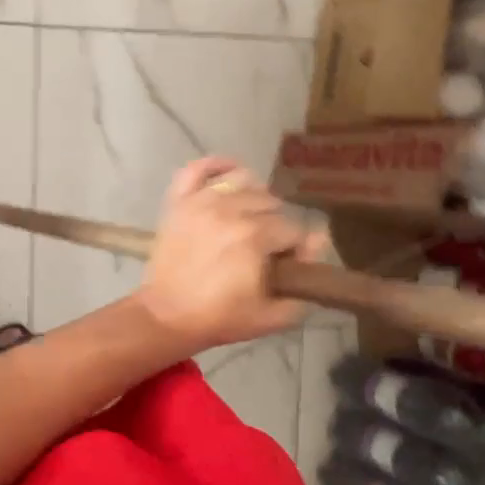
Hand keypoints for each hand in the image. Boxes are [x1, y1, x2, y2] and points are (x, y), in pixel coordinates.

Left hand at [136, 157, 328, 352]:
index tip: (287, 266)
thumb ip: (304, 285)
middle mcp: (228, 211)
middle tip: (265, 250)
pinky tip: (229, 176)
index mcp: (254, 236)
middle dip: (276, 226)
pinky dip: (215, 166)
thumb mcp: (272, 315)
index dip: (297, 250)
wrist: (167, 316)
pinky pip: (196, 169)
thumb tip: (318, 242)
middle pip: (270, 203)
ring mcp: (199, 202)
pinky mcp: (177, 202)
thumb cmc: (220, 317)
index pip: (294, 229)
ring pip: (242, 180)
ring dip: (253, 197)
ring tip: (250, 219)